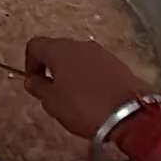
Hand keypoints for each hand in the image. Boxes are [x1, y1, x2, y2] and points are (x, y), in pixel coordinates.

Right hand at [23, 37, 149, 139]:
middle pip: (58, 49)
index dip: (30, 63)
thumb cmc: (83, 107)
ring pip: (78, 57)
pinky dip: (89, 76)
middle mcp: (80, 45)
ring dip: (71, 71)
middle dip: (51, 67)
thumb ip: (38, 87)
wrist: (131, 116)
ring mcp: (102, 53)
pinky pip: (96, 65)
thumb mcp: (52, 102)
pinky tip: (93, 96)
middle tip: (52, 90)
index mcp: (60, 50)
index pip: (35, 45)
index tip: (34, 82)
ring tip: (74, 95)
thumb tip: (32, 80)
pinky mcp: (119, 64)